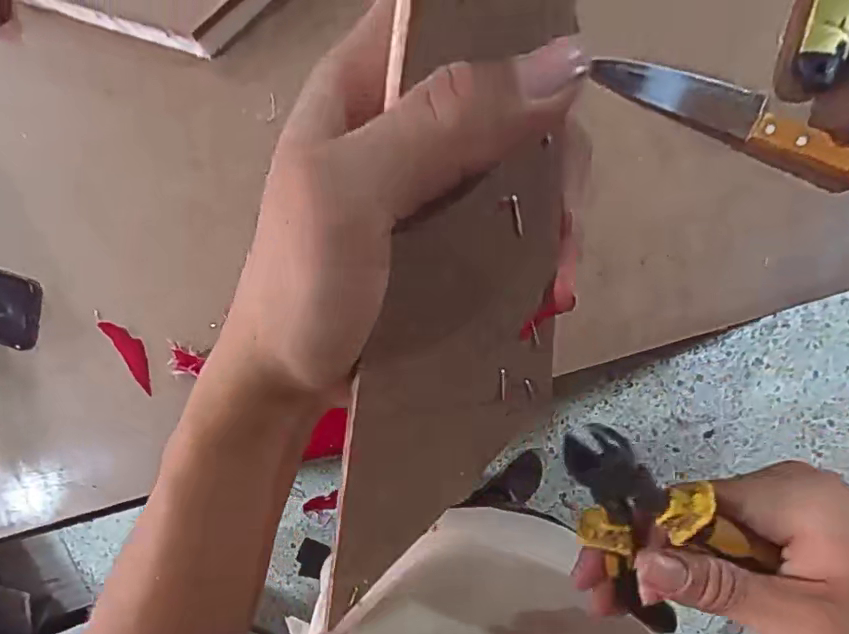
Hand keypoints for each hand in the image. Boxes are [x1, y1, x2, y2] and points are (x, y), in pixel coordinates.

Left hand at [212, 0, 587, 408]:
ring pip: (512, 167)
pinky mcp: (438, 247)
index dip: (510, 35)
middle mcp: (399, 129)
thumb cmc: (298, 291)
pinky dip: (532, 255)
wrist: (284, 383)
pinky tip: (543, 292)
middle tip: (564, 218)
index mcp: (361, 90)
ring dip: (551, 216)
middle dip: (549, 152)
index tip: (556, 95)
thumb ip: (438, 125)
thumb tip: (562, 64)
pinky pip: (501, 228)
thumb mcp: (350, 196)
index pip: (445, 19)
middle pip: (503, 97)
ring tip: (555, 277)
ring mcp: (423, 192)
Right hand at [575, 461, 848, 633]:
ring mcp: (781, 508)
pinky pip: (716, 542)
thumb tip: (642, 562)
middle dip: (634, 554)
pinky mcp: (781, 530)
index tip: (602, 583)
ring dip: (654, 566)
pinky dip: (685, 570)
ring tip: (623, 605)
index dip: (633, 538)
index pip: (681, 502)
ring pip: (691, 529)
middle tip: (600, 600)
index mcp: (789, 495)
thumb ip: (718, 587)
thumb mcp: (798, 620)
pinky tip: (661, 596)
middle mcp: (779, 487)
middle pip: (679, 513)